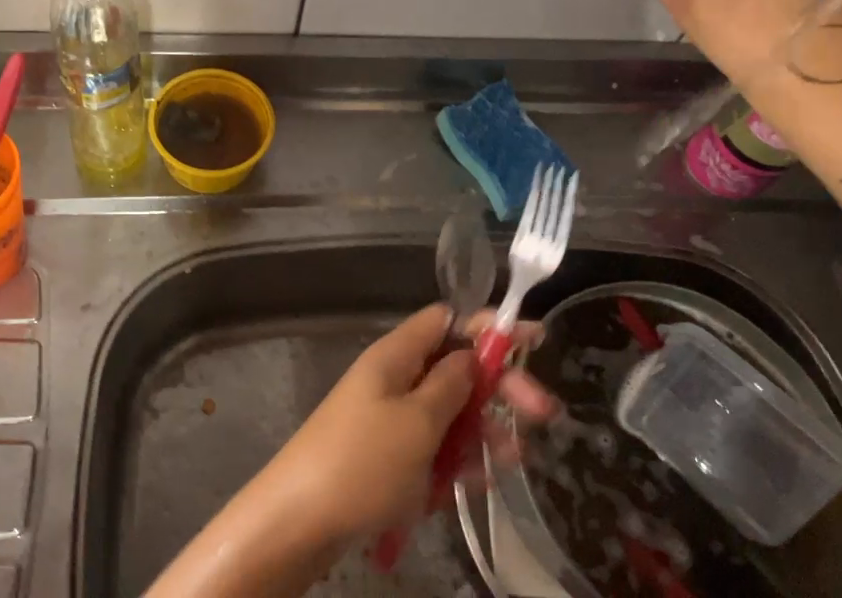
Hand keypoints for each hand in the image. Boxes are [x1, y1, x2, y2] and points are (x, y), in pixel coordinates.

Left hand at [254, 304, 554, 543]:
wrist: (300, 521)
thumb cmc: (363, 463)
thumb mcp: (418, 421)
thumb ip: (451, 385)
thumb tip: (471, 353)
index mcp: (396, 356)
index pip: (447, 320)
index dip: (490, 327)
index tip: (535, 342)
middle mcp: (392, 379)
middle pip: (455, 369)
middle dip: (498, 390)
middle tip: (542, 414)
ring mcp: (387, 418)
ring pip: (447, 414)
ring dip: (480, 433)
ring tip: (507, 461)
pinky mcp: (385, 456)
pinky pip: (430, 448)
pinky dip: (453, 461)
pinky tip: (471, 484)